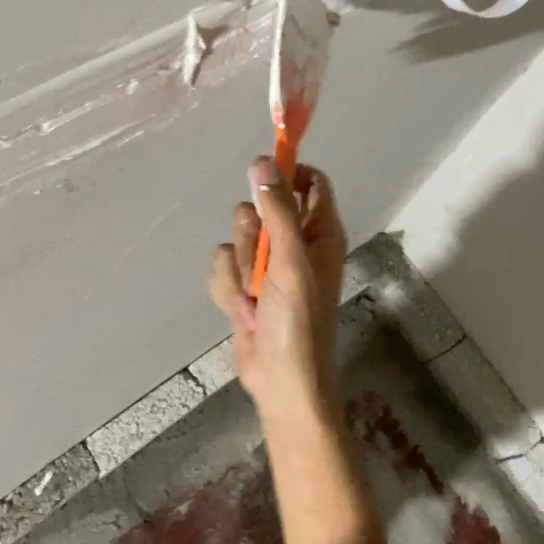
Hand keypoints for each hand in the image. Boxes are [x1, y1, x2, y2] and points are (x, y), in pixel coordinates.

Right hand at [206, 156, 346, 423]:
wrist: (281, 380)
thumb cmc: (298, 321)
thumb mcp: (291, 261)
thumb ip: (278, 211)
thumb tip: (264, 163)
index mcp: (321, 233)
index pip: (310, 183)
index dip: (288, 173)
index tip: (261, 174)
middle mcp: (295, 243)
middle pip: (261, 207)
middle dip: (251, 236)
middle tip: (261, 261)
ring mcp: (267, 266)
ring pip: (236, 238)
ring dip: (238, 270)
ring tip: (254, 298)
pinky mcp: (245, 287)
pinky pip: (222, 267)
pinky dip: (228, 290)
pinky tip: (243, 313)